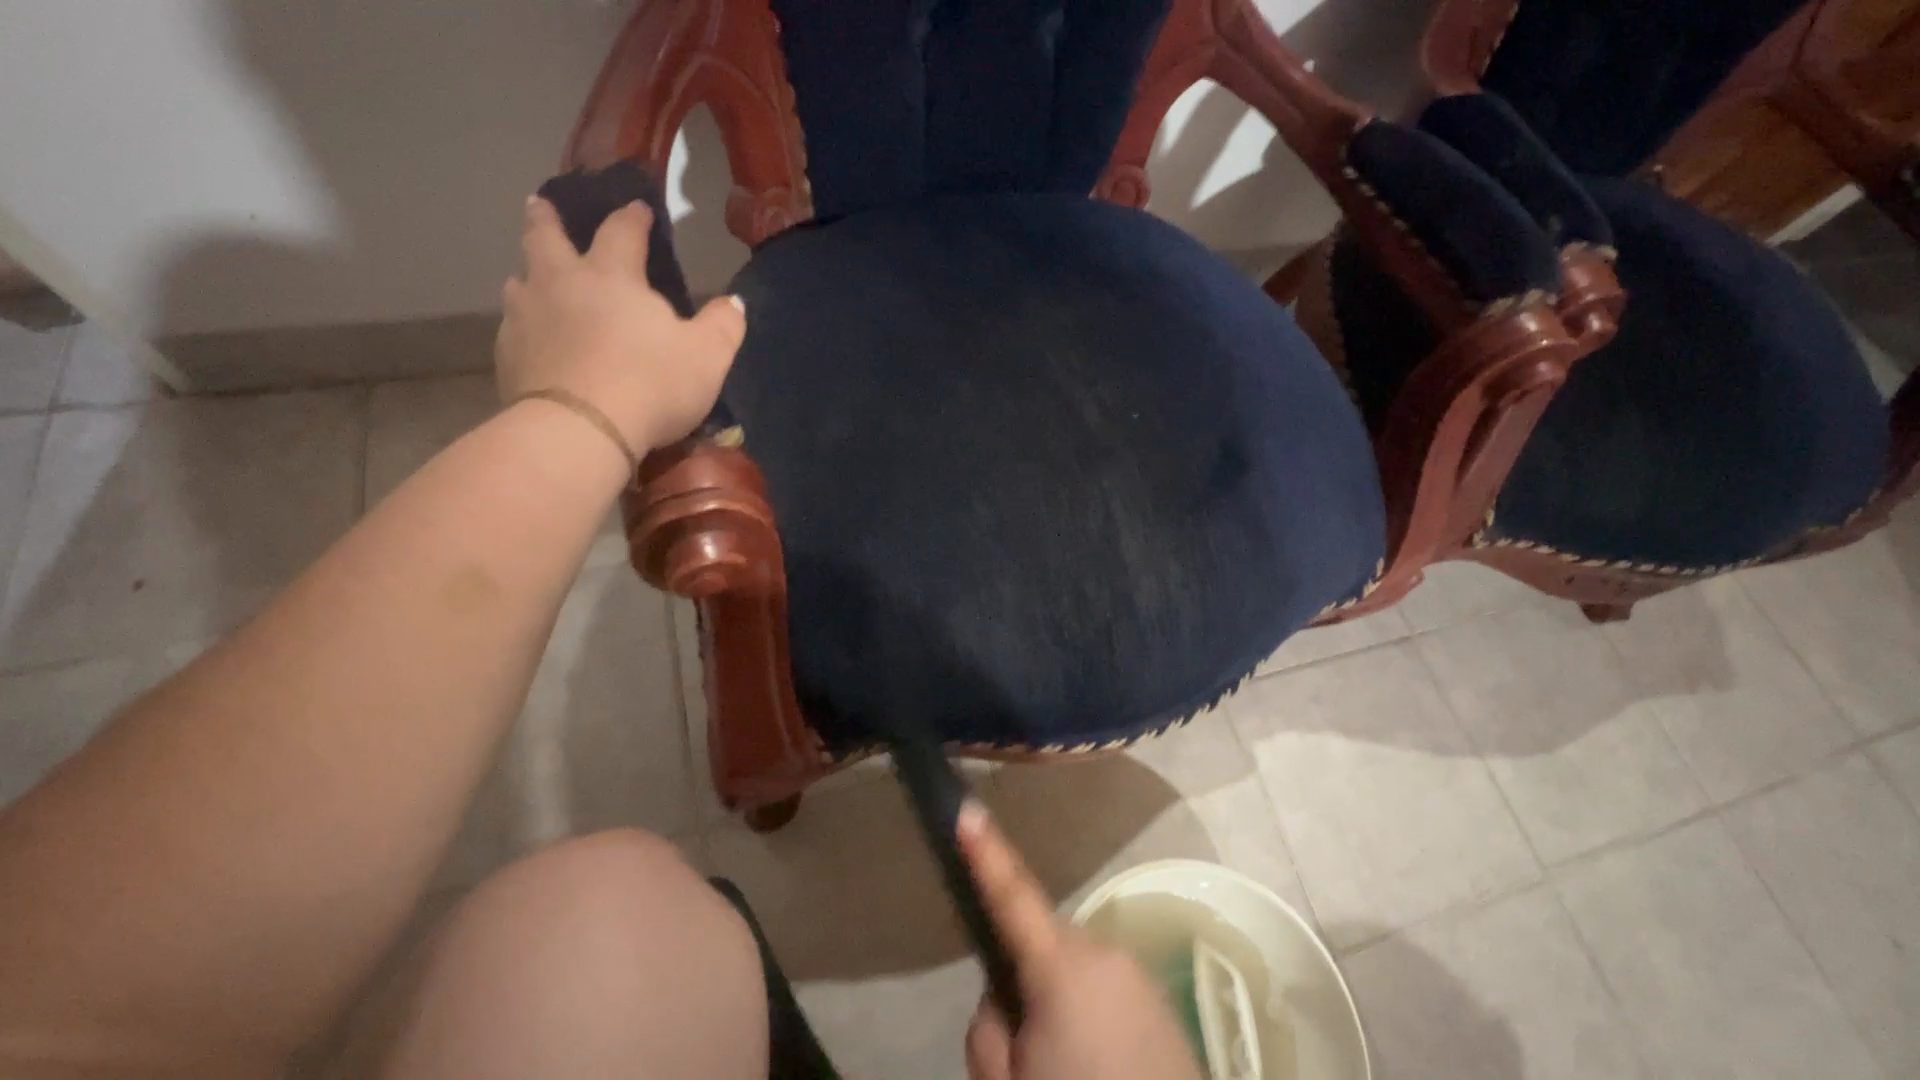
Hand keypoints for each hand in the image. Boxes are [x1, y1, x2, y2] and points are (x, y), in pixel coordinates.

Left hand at [496, 196, 744, 453]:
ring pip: (519, 282)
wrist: (579, 432)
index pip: (622, 230)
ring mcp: (527, 318)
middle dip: (545, 218)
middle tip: (540, 204)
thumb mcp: (707, 357)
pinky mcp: (508, 357)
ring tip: (533, 280)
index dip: (633, 217)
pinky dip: (524, 327)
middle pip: (545, 237)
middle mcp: (561, 283)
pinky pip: (513, 329)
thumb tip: (733, 302)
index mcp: (611, 274)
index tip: (638, 210)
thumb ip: (723, 326)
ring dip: (528, 276)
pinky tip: (533, 340)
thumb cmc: (650, 384)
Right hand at [957, 805, 1203, 1079]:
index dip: (986, 853)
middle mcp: (1104, 955)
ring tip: (1062, 1071)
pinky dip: (1090, 1021)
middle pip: (1038, 946)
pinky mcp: (1162, 1007)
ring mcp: (1139, 979)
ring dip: (1057, 1008)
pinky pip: (1103, 995)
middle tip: (1022, 1056)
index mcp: (1062, 968)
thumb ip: (991, 1030)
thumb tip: (1008, 1004)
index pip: (1012, 897)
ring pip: (1070, 975)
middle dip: (1022, 984)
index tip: (967, 810)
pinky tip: (1099, 1070)